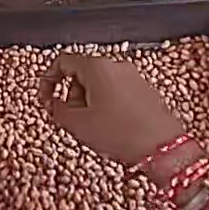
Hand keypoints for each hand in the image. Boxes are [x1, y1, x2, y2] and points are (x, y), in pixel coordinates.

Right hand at [42, 53, 184, 166]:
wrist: (163, 148)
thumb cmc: (119, 133)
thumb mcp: (77, 124)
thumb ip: (56, 110)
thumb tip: (51, 104)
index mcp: (97, 66)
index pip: (62, 61)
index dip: (48, 81)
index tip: (46, 100)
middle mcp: (116, 65)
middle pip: (82, 73)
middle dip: (72, 95)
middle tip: (73, 119)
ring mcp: (134, 77)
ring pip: (100, 84)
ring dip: (89, 102)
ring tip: (94, 127)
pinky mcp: (146, 90)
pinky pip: (118, 92)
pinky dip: (108, 105)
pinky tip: (112, 128)